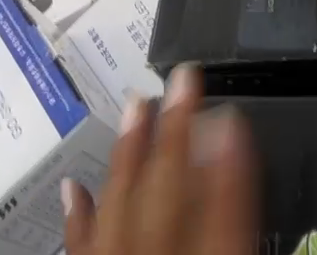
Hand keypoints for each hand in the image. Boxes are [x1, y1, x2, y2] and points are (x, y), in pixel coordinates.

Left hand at [64, 65, 258, 254]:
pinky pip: (82, 249)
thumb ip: (240, 220)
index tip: (231, 112)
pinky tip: (73, 185)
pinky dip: (77, 216)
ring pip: (120, 210)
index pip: (225, 213)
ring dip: (128, 155)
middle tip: (183, 79)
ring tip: (136, 104)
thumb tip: (243, 157)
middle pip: (166, 199)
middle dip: (174, 133)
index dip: (230, 162)